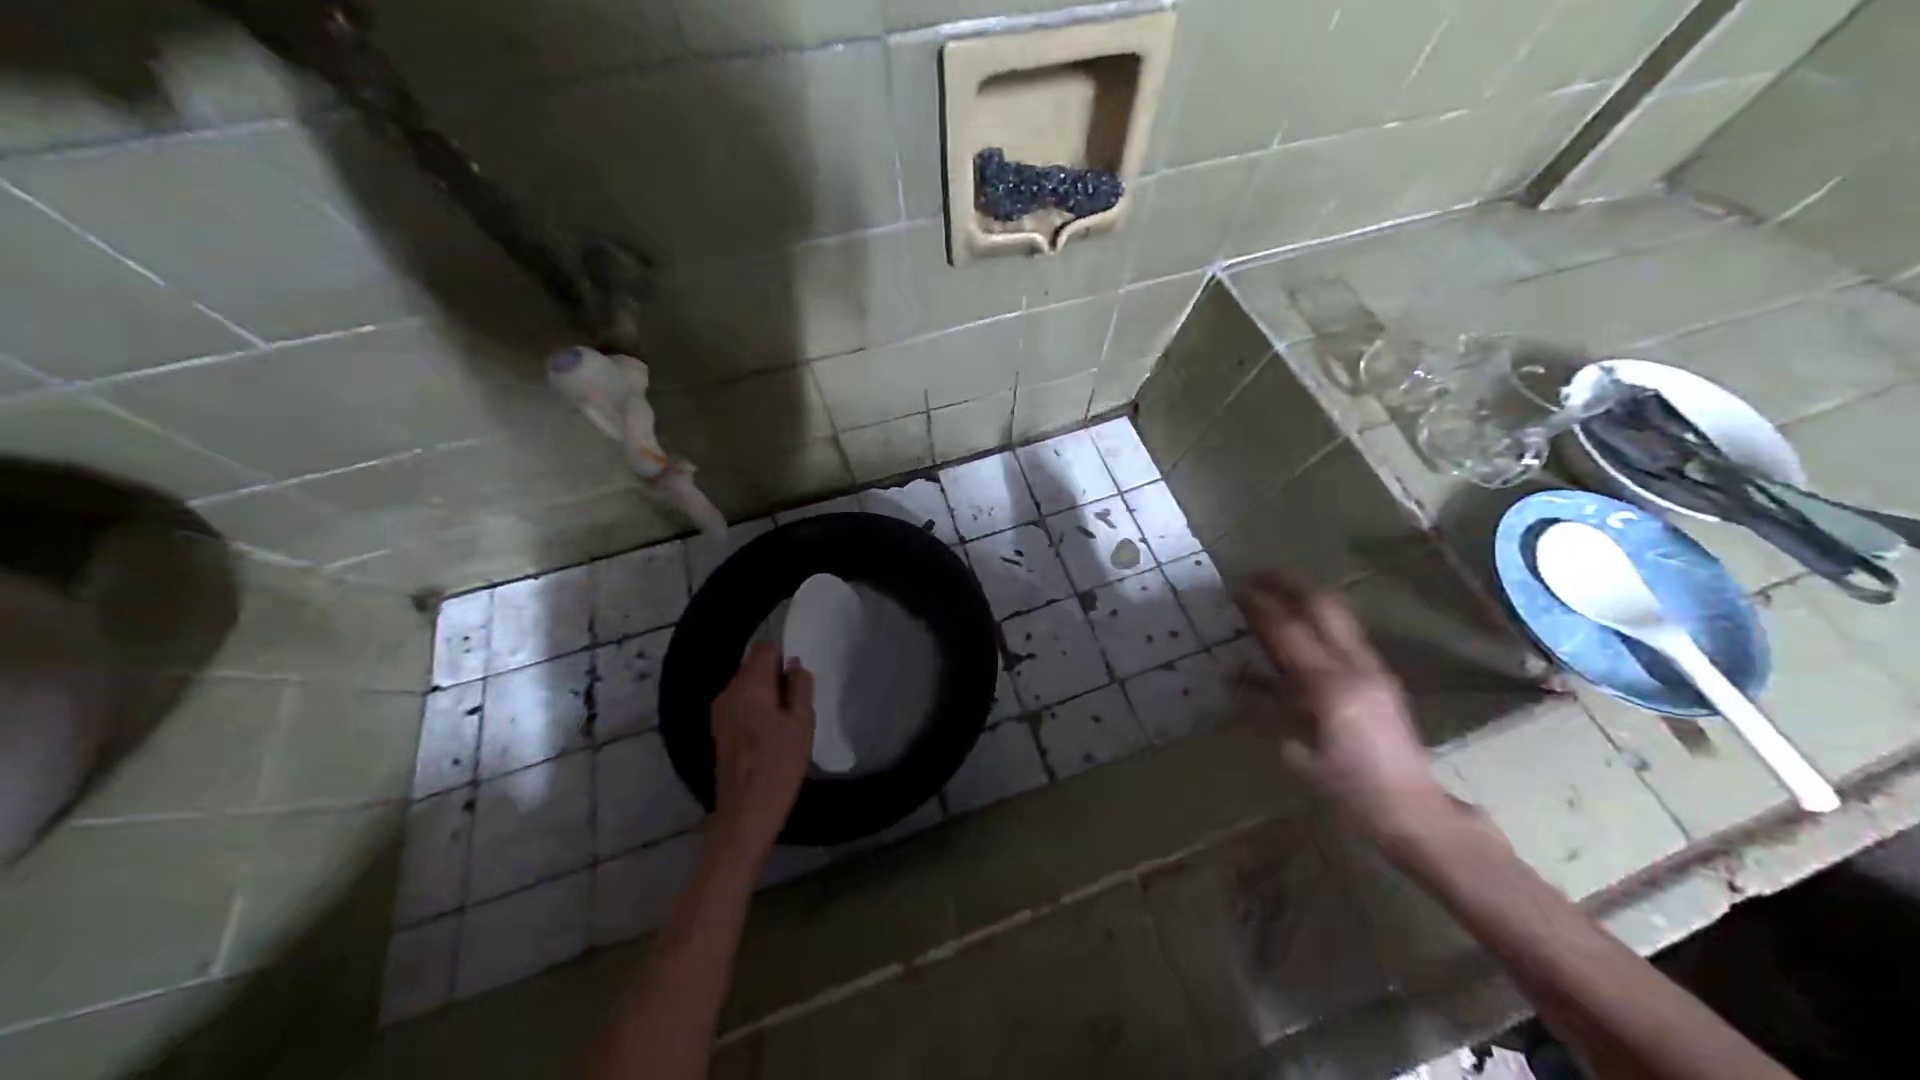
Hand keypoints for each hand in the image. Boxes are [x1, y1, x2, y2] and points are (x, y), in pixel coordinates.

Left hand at [709, 645, 814, 858]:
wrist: (745, 814)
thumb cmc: (779, 766)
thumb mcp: (802, 724)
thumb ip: (800, 688)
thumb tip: (795, 667)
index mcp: (749, 687)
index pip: (766, 650)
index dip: (786, 658)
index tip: (800, 680)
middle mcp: (728, 693)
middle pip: (754, 666)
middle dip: (776, 675)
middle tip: (798, 702)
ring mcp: (720, 712)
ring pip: (747, 686)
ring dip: (767, 693)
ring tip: (786, 720)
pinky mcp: (719, 730)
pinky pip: (740, 704)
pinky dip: (756, 708)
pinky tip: (770, 733)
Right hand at [1235, 572, 1453, 843]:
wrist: (1413, 811)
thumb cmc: (1348, 788)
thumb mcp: (1296, 750)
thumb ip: (1264, 706)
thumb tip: (1233, 674)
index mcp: (1331, 686)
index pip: (1288, 631)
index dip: (1260, 606)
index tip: (1237, 588)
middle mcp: (1356, 667)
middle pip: (1323, 606)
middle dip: (1289, 584)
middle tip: (1258, 574)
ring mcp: (1374, 669)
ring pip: (1338, 616)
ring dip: (1305, 599)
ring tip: (1276, 592)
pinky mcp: (1381, 678)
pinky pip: (1344, 637)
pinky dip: (1318, 623)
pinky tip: (1299, 631)